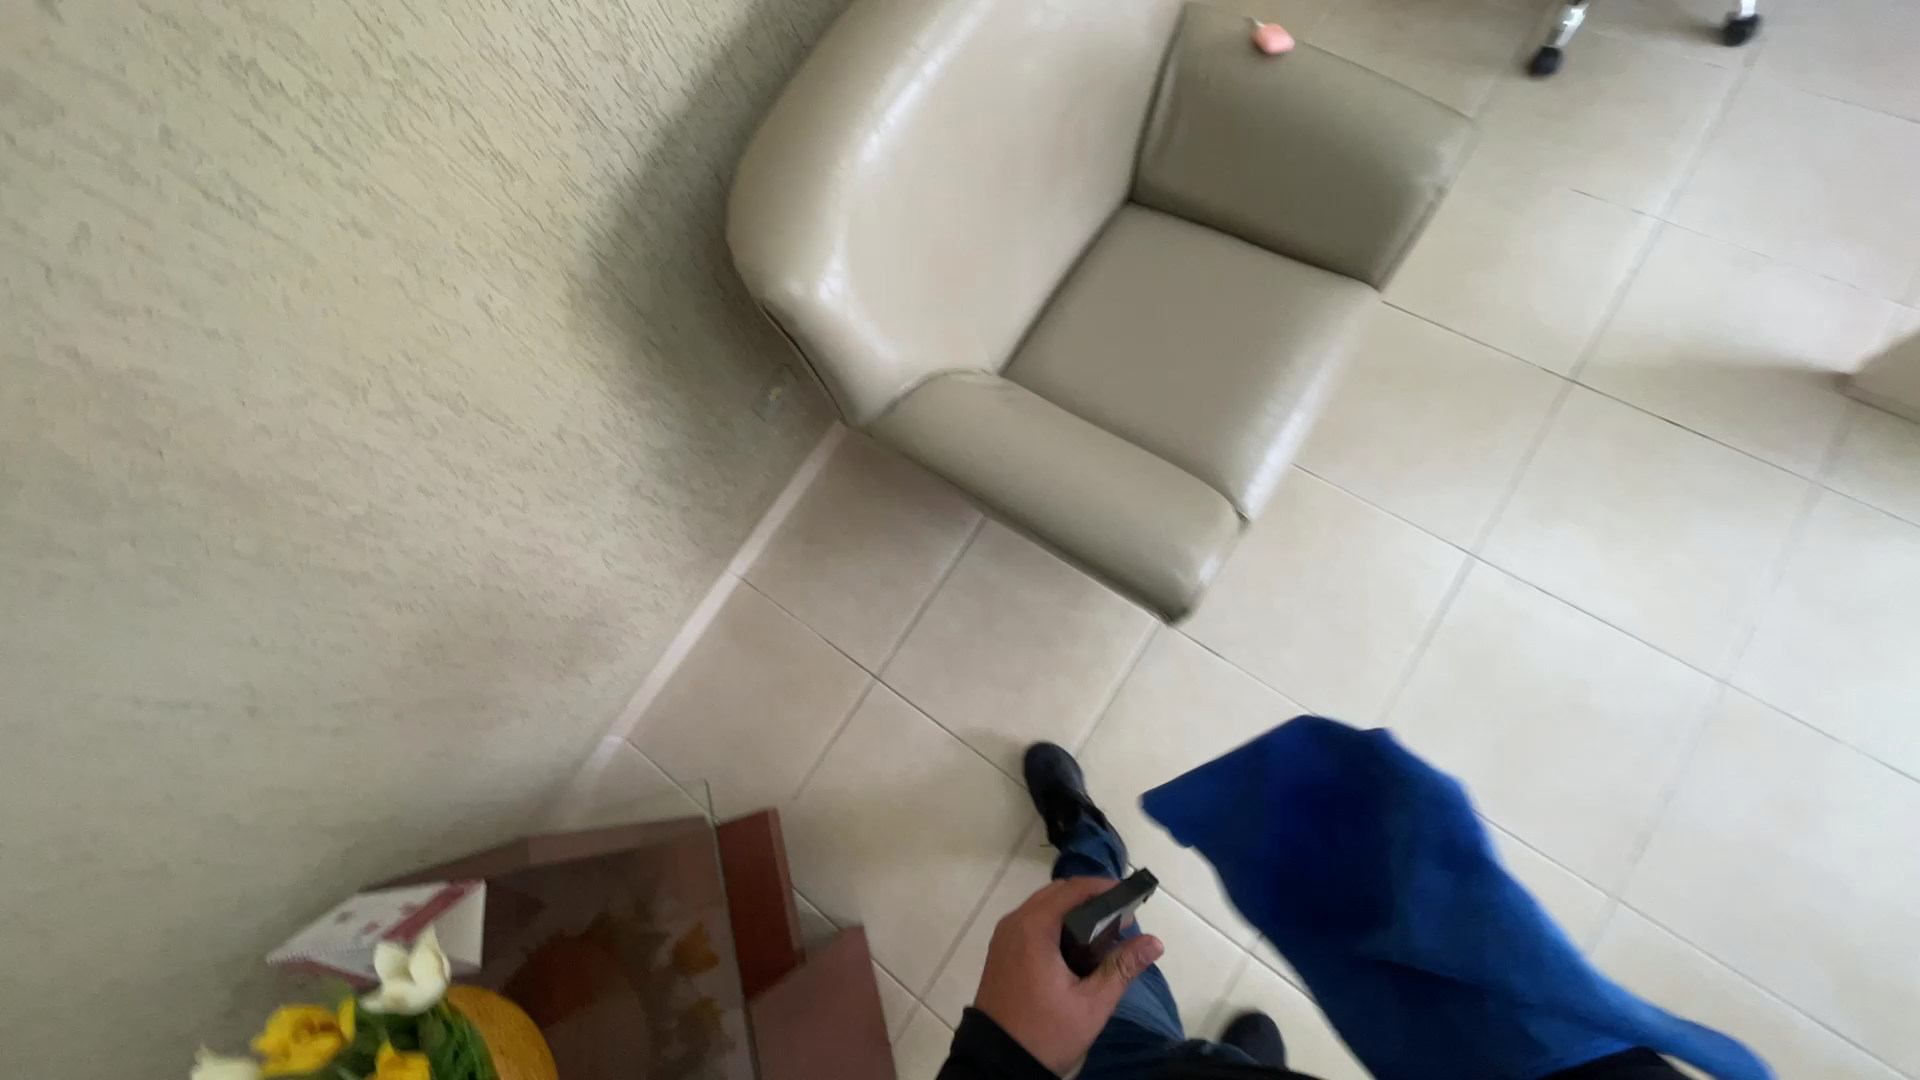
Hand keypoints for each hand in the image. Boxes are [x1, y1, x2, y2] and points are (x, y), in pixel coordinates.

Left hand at [971, 877, 1165, 1074]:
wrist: (997, 1062)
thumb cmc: (1045, 1032)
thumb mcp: (1091, 1004)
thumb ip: (1122, 968)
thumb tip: (1155, 942)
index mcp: (1034, 926)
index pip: (1073, 889)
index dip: (1102, 887)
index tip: (1129, 895)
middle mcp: (1015, 921)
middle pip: (1057, 893)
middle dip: (1090, 897)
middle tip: (1121, 916)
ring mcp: (1005, 934)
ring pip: (1042, 905)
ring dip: (1072, 908)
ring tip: (1104, 928)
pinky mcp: (1002, 948)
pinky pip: (1031, 920)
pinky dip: (1055, 921)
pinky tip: (1075, 943)